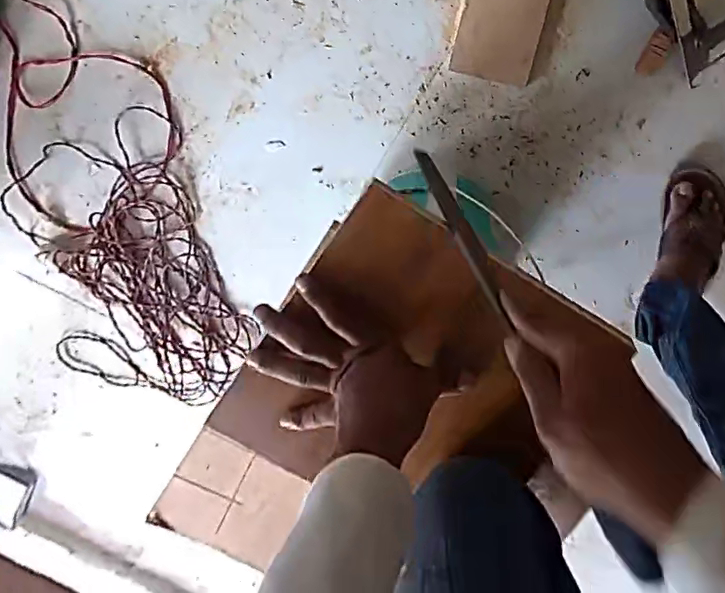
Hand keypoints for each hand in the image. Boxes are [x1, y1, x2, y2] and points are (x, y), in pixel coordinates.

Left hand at [249, 275, 445, 466]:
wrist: (382, 443)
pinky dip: (300, 415)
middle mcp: (344, 362)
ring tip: (249, 355)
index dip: (321, 298)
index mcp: (367, 348)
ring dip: (274, 362)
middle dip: (281, 326)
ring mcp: (334, 388)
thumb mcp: (431, 386)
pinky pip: (315, 412)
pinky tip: (282, 419)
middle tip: (257, 313)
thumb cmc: (404, 406)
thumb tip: (475, 371)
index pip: (340, 316)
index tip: (300, 280)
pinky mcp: (333, 412)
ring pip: (300, 370)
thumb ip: (447, 373)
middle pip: (306, 340)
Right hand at [502, 285, 706, 543]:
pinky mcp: (634, 387)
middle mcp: (602, 349)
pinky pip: (593, 363)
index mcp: (579, 351)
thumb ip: (532, 377)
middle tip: (514, 319)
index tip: (501, 293)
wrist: (671, 491)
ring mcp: (622, 366)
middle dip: (537, 327)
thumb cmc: (602, 458)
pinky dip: (574, 363)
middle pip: (561, 332)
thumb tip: (513, 342)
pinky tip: (566, 377)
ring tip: (534, 347)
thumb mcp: (552, 422)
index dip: (517, 312)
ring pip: (578, 348)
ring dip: (556, 347)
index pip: (539, 324)